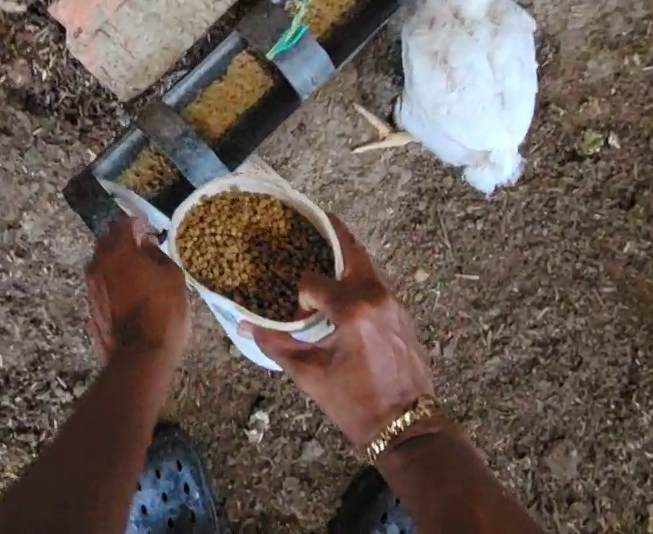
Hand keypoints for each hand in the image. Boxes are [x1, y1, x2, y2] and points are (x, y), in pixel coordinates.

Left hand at [85, 216, 190, 365]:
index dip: (136, 222)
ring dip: (115, 258)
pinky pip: (100, 282)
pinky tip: (126, 287)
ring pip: (100, 262)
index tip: (148, 226)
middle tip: (140, 243)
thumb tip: (146, 245)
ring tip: (134, 266)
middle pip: (106, 240)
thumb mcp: (172, 277)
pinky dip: (111, 278)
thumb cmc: (163, 311)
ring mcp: (92, 287)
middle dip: (122, 237)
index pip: (122, 224)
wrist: (140, 356)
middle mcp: (100, 264)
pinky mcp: (91, 307)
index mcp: (120, 252)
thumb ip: (157, 255)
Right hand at [240, 219, 437, 450]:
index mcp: (352, 308)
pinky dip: (360, 281)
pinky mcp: (403, 314)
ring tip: (326, 261)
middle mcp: (376, 295)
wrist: (408, 429)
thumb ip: (277, 344)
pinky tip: (347, 294)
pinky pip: (378, 285)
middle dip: (332, 236)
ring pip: (367, 267)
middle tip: (313, 222)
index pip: (314, 281)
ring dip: (346, 261)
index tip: (299, 321)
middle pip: (352, 250)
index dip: (301, 297)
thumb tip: (244, 325)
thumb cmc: (355, 403)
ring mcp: (394, 302)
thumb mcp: (310, 376)